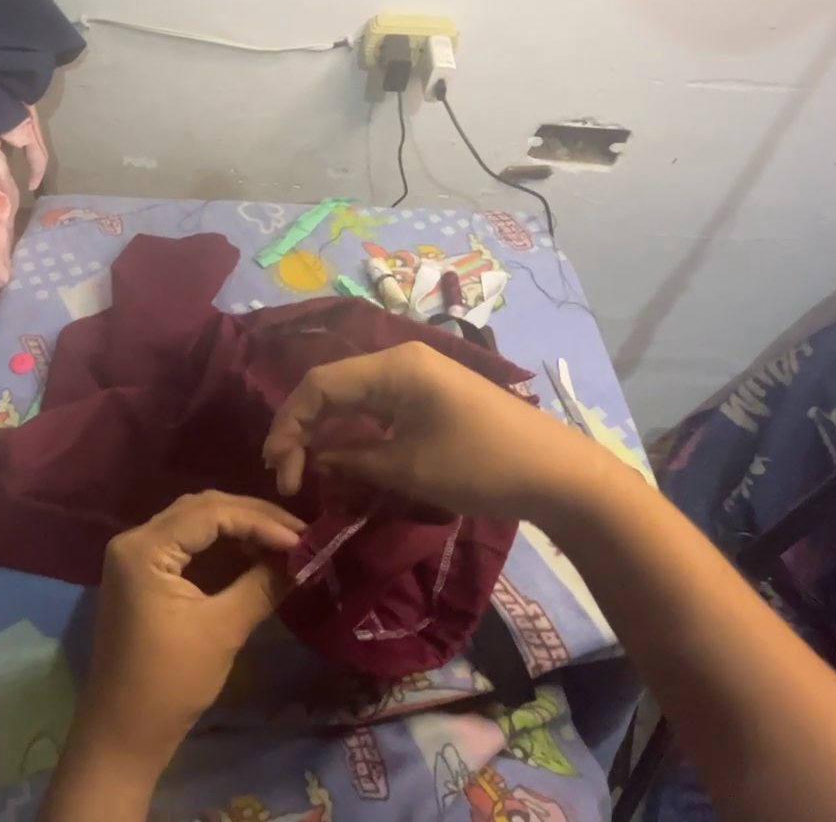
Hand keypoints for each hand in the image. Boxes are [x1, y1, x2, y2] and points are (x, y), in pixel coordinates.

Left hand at [75, 492, 303, 769]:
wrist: (123, 733)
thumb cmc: (169, 683)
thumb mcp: (222, 630)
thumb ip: (262, 585)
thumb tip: (305, 559)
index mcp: (144, 547)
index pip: (209, 512)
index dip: (259, 521)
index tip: (302, 539)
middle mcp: (135, 540)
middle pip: (201, 509)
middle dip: (253, 518)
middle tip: (300, 534)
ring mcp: (138, 556)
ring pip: (196, 523)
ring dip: (240, 529)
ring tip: (285, 544)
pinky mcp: (146, 574)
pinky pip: (189, 545)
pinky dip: (224, 548)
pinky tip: (256, 556)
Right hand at [263, 341, 616, 521]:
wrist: (559, 474)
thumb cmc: (481, 465)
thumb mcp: (407, 468)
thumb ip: (351, 459)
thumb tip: (313, 458)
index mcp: (392, 366)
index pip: (319, 385)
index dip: (288, 424)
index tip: (276, 467)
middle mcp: (399, 361)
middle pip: (330, 386)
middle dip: (300, 427)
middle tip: (284, 472)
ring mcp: (415, 376)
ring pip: (350, 395)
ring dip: (322, 428)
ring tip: (302, 466)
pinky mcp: (427, 394)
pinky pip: (373, 405)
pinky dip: (350, 428)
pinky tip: (338, 453)